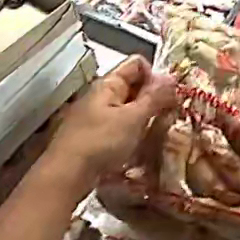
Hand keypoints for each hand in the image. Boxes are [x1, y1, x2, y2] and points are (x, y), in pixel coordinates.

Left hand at [45, 56, 174, 186]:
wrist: (66, 175)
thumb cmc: (100, 142)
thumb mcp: (133, 118)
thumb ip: (154, 98)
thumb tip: (172, 78)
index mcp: (109, 84)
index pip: (137, 64)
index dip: (156, 75)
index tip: (168, 95)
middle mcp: (102, 95)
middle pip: (134, 85)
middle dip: (153, 98)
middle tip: (169, 115)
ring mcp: (97, 116)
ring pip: (129, 108)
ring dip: (145, 117)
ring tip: (158, 132)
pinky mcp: (96, 136)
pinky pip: (121, 126)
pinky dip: (133, 132)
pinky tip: (141, 146)